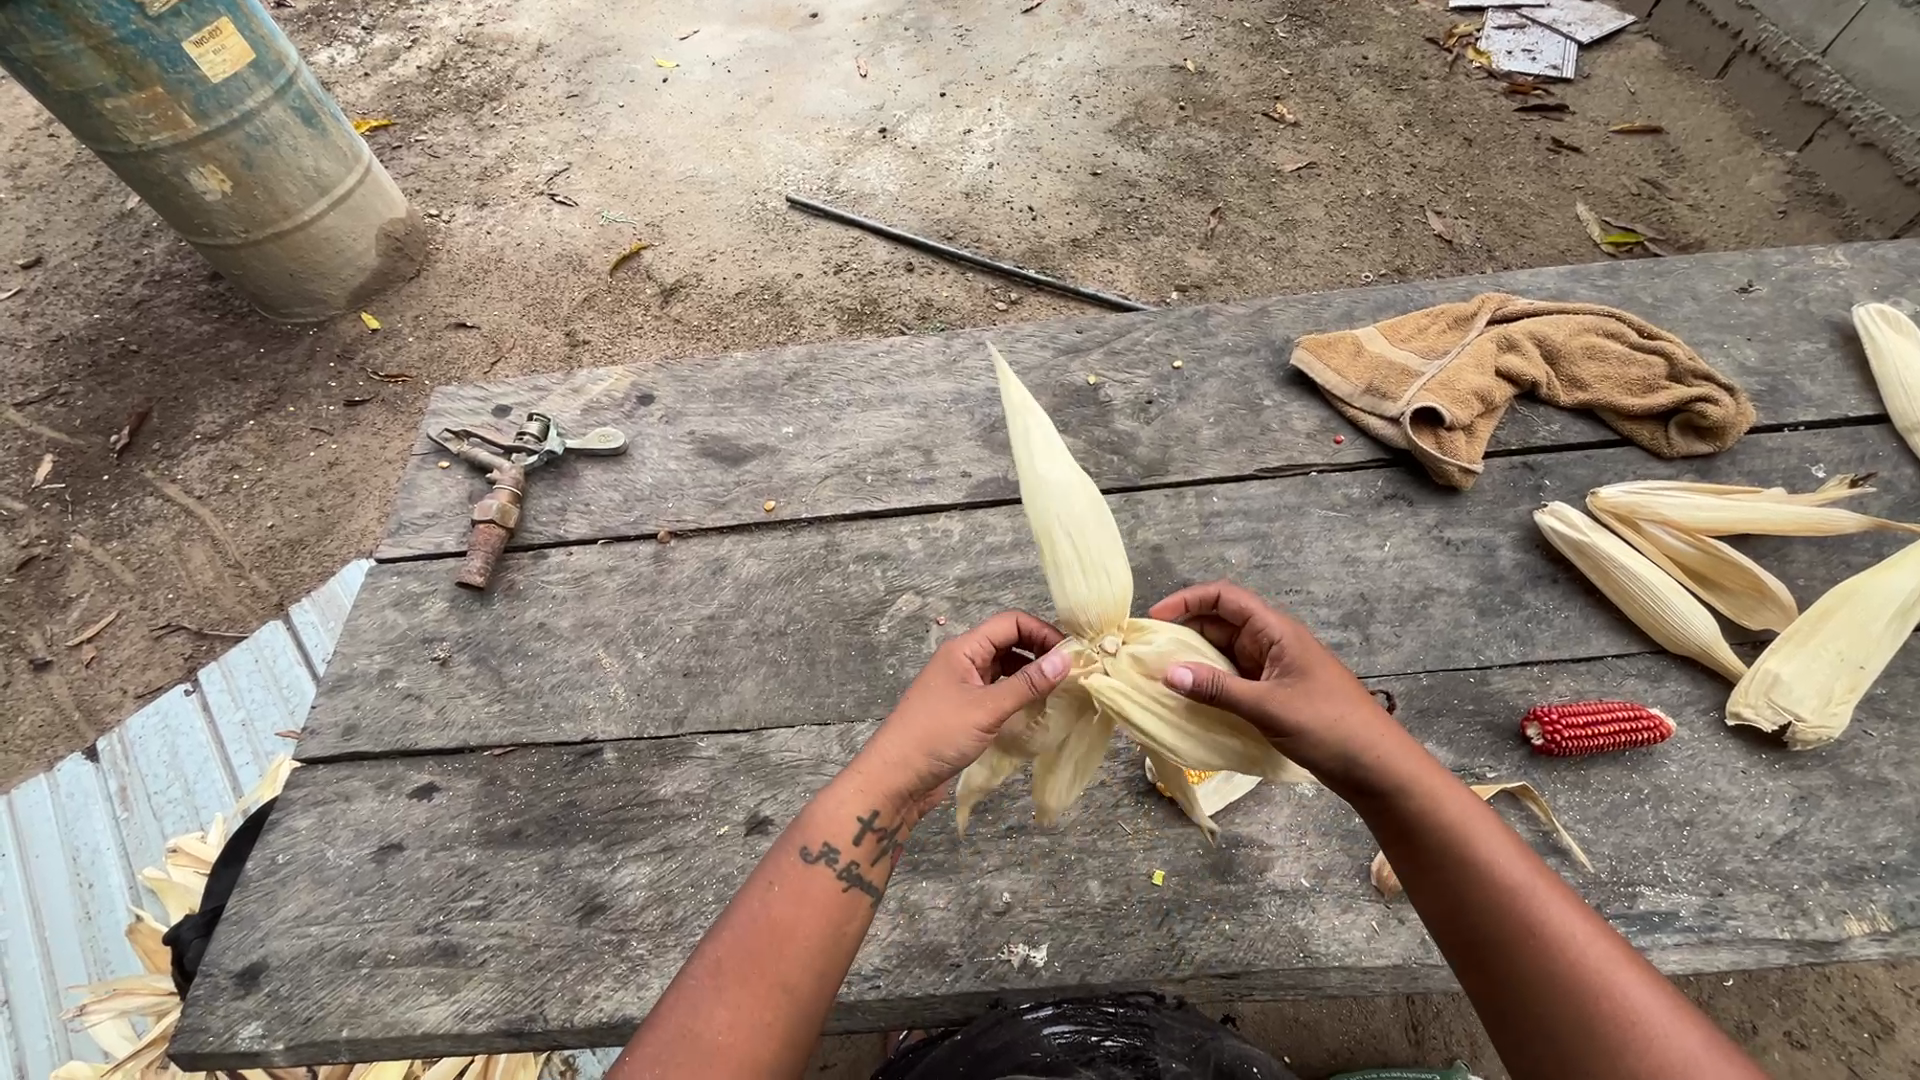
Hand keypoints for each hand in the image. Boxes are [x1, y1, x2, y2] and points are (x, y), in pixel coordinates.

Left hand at [847, 611, 1071, 814]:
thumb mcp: (986, 709)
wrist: (896, 778)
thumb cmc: (936, 736)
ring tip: (1060, 691)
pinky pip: (998, 691)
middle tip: (1071, 673)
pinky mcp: (964, 709)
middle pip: (1009, 642)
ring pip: (1005, 668)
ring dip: (1031, 675)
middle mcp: (963, 661)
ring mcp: (963, 685)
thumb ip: (1027, 684)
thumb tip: (1066, 660)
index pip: (1011, 623)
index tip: (1070, 654)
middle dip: (1040, 652)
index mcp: (964, 649)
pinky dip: (1018, 695)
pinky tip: (1036, 710)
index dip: (1042, 632)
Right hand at [1148, 580, 1422, 799]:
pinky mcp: (1272, 694)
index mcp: (1275, 631)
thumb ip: (1216, 690)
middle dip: (1182, 631)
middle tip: (1146, 650)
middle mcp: (1271, 643)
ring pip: (1222, 653)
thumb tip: (1167, 672)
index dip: (1187, 600)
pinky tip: (1187, 698)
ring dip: (1193, 660)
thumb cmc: (1331, 727)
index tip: (1155, 618)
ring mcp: (1271, 669)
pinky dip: (1207, 683)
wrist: (1379, 769)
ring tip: (1158, 674)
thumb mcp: (1269, 707)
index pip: (1224, 597)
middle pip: (1218, 624)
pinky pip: (1231, 679)